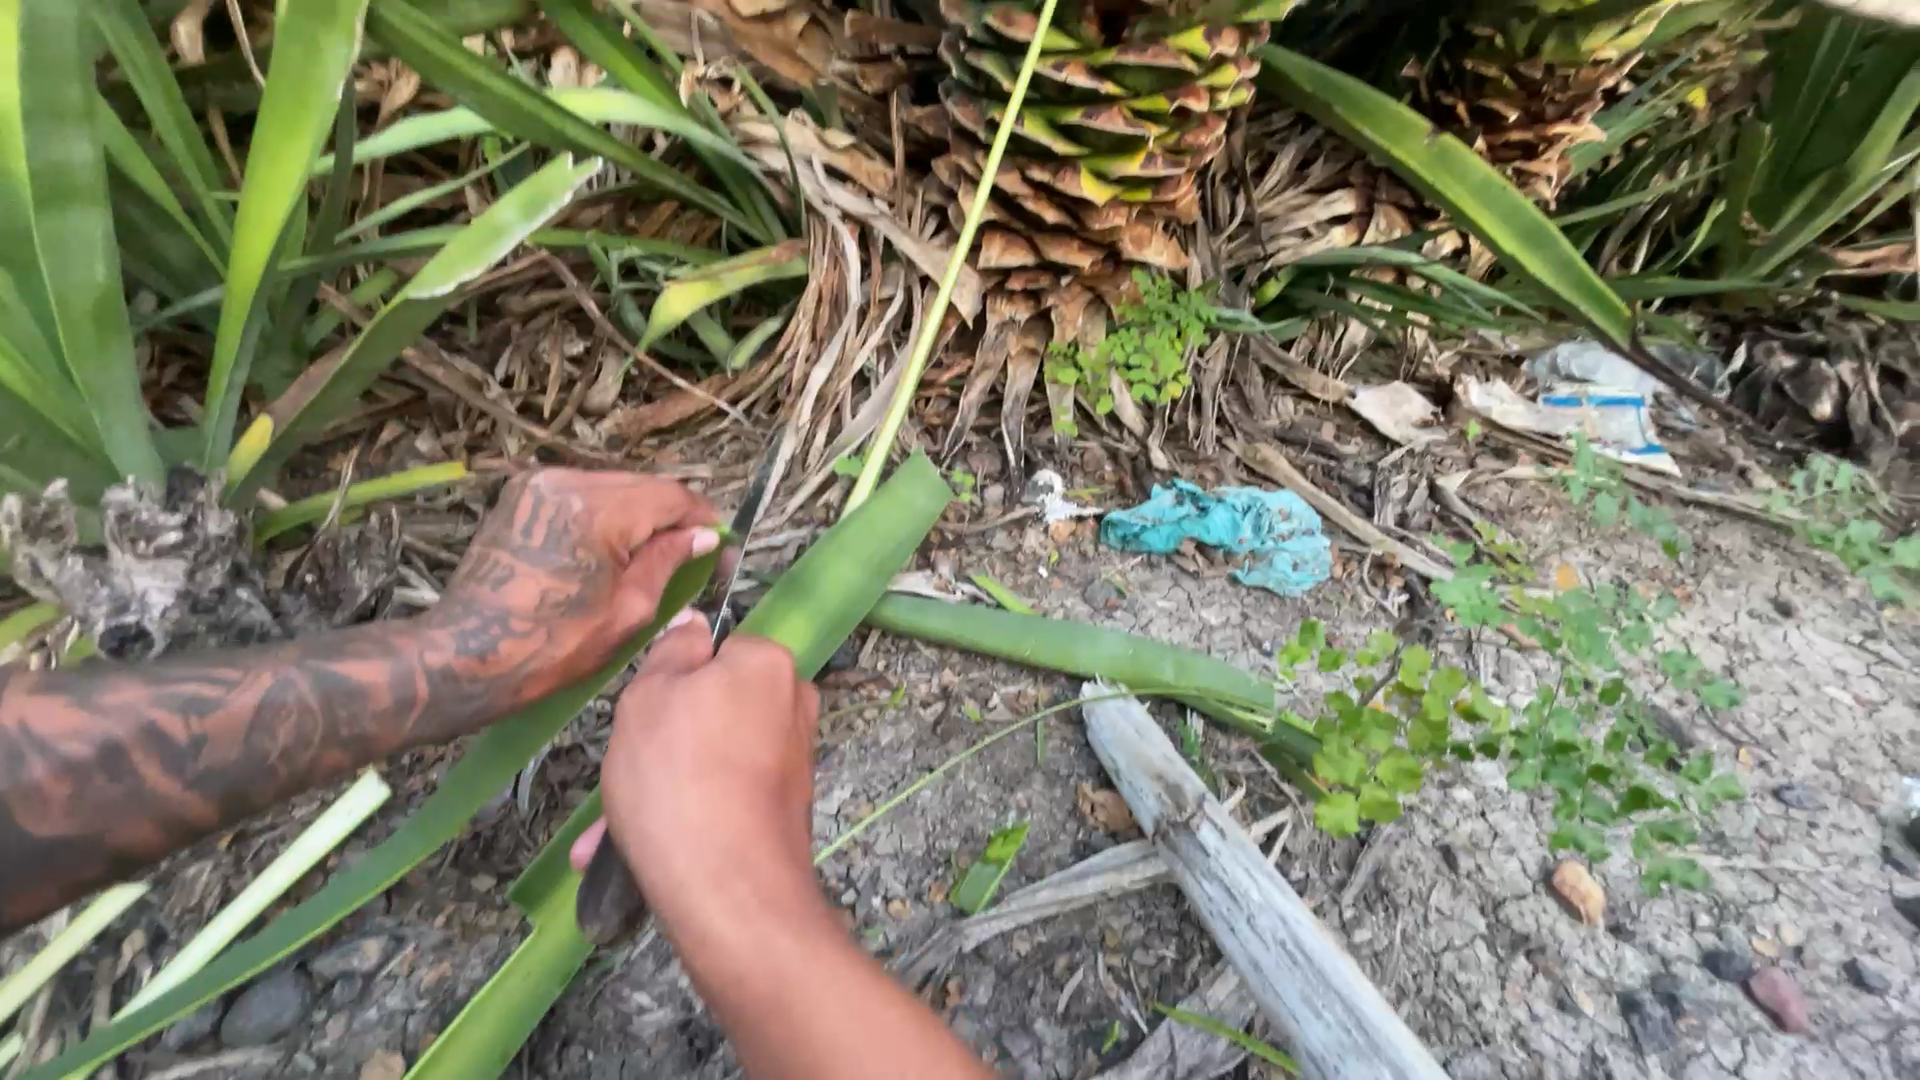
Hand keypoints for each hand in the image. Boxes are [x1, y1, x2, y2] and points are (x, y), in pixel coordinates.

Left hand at [433, 468, 719, 706]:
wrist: (467, 656)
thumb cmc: (554, 646)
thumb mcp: (630, 609)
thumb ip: (669, 561)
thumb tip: (704, 537)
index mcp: (597, 511)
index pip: (671, 496)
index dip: (702, 517)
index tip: (720, 542)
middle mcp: (568, 483)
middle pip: (645, 486)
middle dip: (674, 516)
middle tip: (695, 551)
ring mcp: (541, 485)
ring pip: (617, 487)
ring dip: (642, 515)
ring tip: (656, 552)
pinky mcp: (525, 495)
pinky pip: (587, 493)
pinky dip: (610, 514)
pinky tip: (617, 547)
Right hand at [569, 615, 821, 923]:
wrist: (728, 886)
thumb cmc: (677, 775)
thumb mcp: (649, 697)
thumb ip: (672, 652)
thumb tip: (693, 623)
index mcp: (770, 664)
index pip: (716, 650)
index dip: (675, 680)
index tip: (648, 715)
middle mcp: (794, 703)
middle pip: (714, 705)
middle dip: (663, 740)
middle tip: (625, 773)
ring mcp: (793, 756)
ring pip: (710, 755)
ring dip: (662, 782)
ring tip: (611, 832)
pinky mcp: (786, 803)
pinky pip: (725, 790)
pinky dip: (686, 808)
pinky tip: (633, 849)